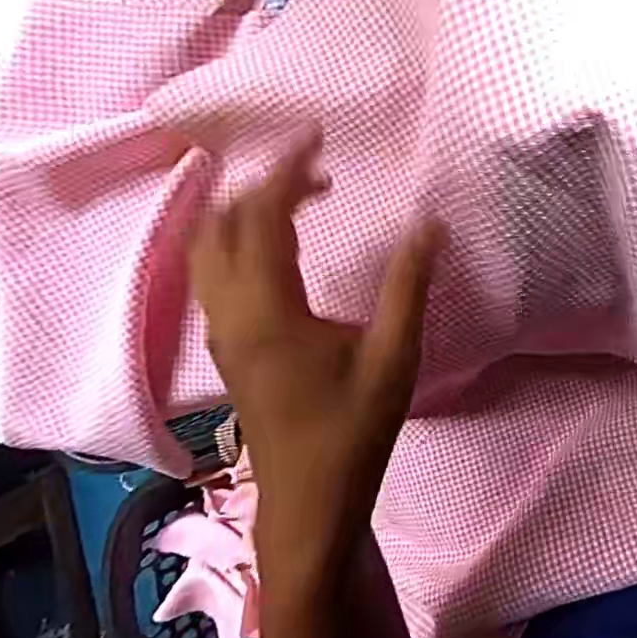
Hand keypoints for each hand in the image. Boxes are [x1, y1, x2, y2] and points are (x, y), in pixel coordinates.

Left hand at [188, 131, 443, 548]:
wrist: (307, 501)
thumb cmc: (353, 430)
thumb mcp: (393, 356)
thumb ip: (408, 286)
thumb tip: (429, 224)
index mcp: (269, 310)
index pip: (261, 215)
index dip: (285, 168)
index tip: (317, 136)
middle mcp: (230, 312)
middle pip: (217, 222)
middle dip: (260, 182)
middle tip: (316, 169)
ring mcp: (221, 330)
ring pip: (207, 247)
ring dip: (245, 209)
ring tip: (303, 196)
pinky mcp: (227, 345)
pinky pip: (215, 272)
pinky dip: (240, 238)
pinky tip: (284, 244)